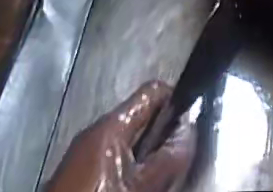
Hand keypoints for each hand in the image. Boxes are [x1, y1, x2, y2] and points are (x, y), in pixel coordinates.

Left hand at [45, 80, 197, 191]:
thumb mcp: (139, 188)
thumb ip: (167, 159)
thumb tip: (191, 127)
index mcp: (111, 123)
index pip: (152, 91)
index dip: (177, 101)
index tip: (194, 121)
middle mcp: (96, 129)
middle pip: (141, 117)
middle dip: (163, 133)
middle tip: (182, 157)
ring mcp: (85, 151)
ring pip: (129, 141)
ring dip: (147, 154)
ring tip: (163, 176)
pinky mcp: (78, 173)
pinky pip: (113, 158)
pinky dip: (130, 167)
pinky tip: (137, 186)